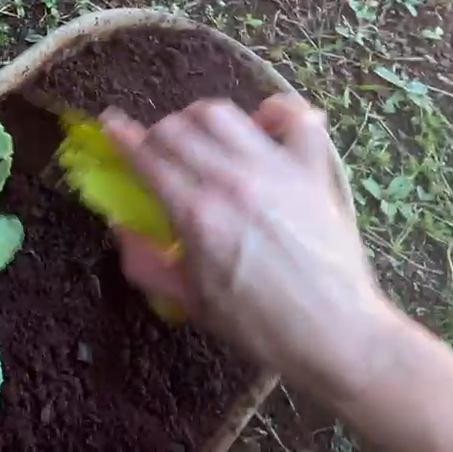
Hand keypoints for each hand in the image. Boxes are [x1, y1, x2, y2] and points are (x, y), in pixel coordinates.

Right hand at [104, 94, 396, 400]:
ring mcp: (273, 170)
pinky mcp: (310, 170)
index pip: (145, 156)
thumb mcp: (191, 303)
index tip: (110, 123)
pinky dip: (275, 112)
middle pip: (174, 128)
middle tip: (157, 151)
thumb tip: (119, 228)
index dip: (120, 135)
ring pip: (219, 113)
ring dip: (198, 118)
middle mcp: (230, 181)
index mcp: (196, 214)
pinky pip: (294, 118)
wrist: (342, 339)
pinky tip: (263, 125)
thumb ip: (146, 263)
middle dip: (155, 134)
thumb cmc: (262, 326)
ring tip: (199, 137)